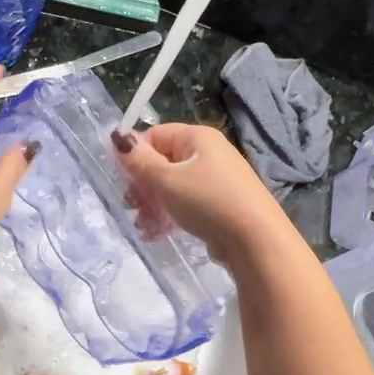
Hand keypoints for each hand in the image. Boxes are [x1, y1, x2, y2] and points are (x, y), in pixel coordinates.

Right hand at [114, 122, 290, 262]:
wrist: (254, 240)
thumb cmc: (208, 201)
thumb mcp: (167, 180)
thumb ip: (140, 161)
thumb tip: (119, 138)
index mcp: (197, 138)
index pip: (155, 135)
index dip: (135, 154)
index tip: (122, 179)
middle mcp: (207, 154)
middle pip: (163, 162)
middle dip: (142, 185)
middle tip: (131, 206)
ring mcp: (214, 180)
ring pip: (172, 187)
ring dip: (152, 205)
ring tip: (144, 226)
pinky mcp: (217, 205)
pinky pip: (186, 204)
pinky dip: (170, 215)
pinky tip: (157, 234)